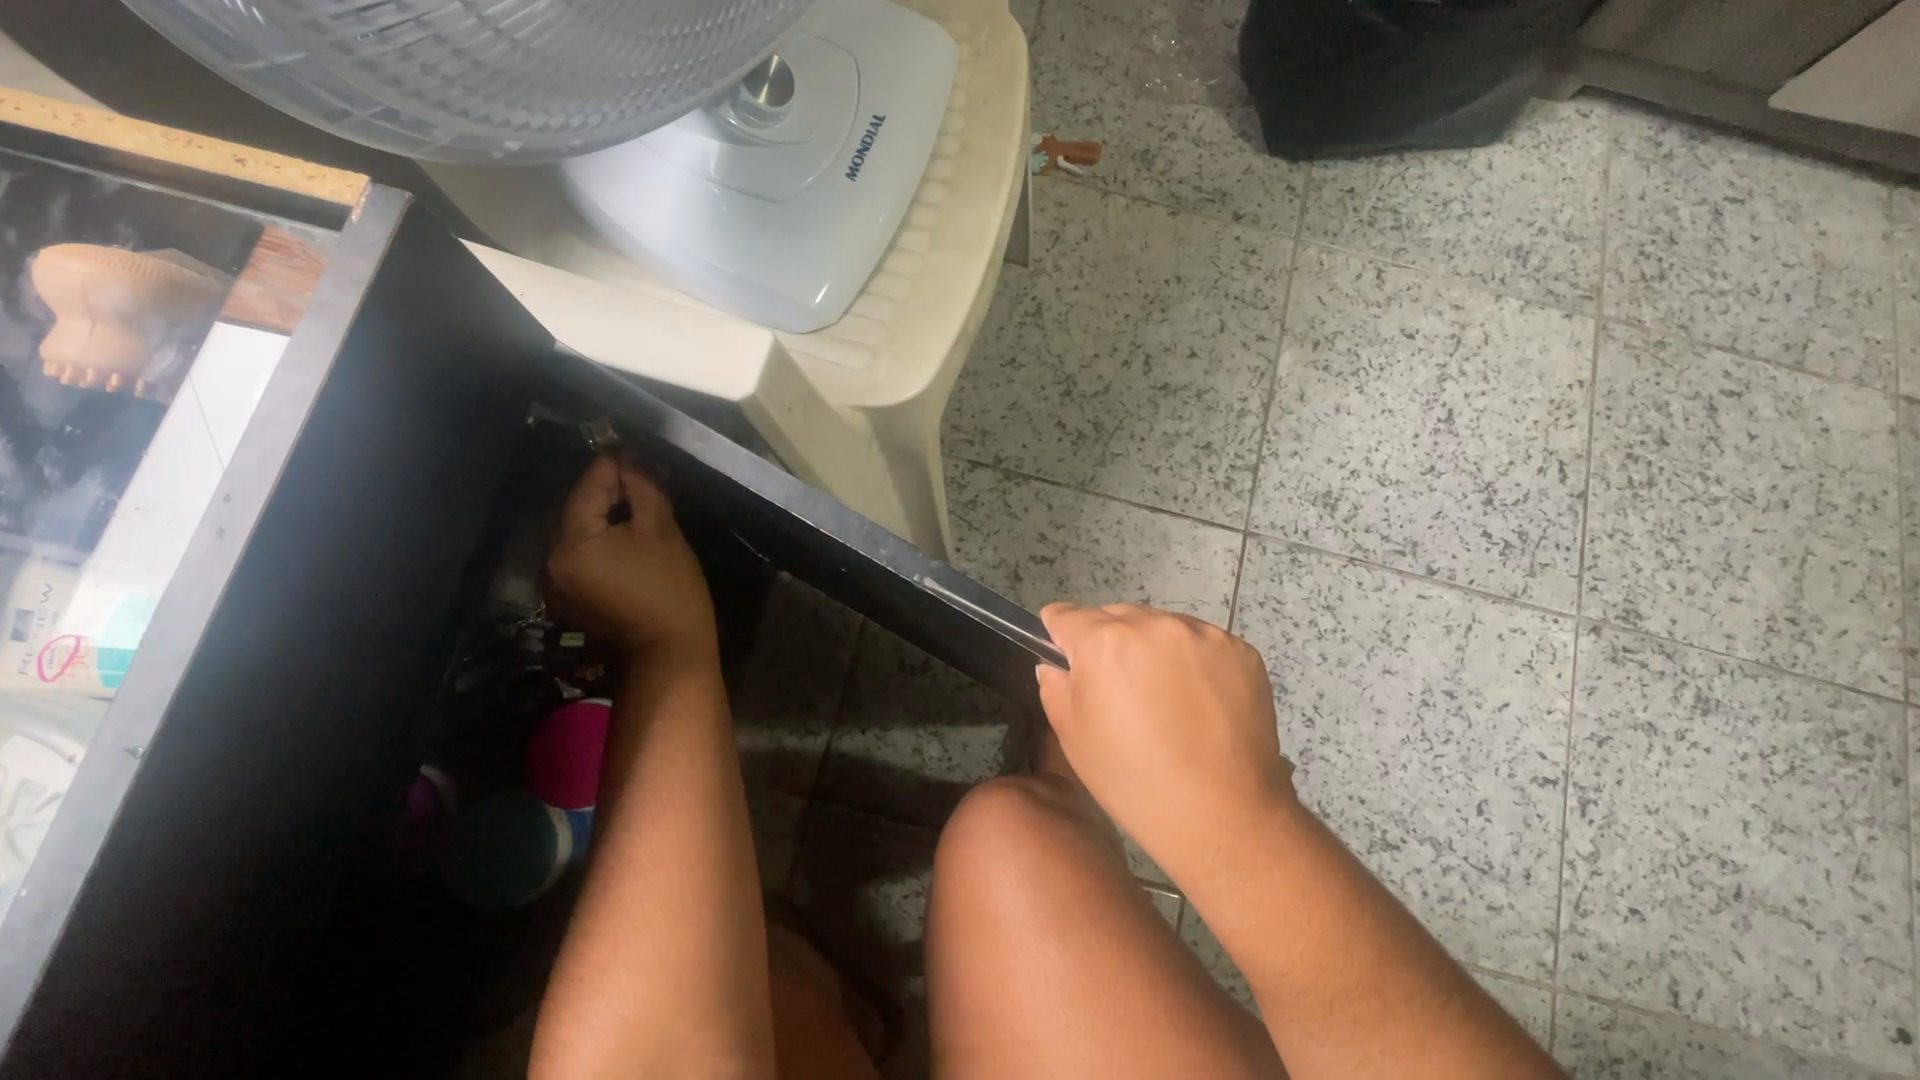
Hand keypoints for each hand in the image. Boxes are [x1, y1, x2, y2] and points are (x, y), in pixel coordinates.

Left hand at [545, 456, 715, 665]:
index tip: (635, 451)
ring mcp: (554, 584)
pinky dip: (599, 543)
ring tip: (636, 509)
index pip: (587, 488)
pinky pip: (580, 556)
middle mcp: (550, 561)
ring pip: (578, 533)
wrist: (669, 651)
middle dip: (608, 493)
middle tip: (642, 480)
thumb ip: (642, 487)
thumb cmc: (670, 589)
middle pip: (578, 510)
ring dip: (603, 518)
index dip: (612, 467)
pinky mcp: (565, 598)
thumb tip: (632, 457)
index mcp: (571, 543)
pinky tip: (626, 542)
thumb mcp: (661, 530)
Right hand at [1035, 603, 1291, 879]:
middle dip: (1108, 642)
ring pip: (1161, 626)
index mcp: (1105, 642)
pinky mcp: (1241, 651)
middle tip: (1119, 691)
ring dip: (1153, 649)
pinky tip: (1199, 703)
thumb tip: (1058, 665)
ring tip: (1164, 699)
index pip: (1066, 615)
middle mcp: (1154, 625)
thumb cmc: (1135, 781)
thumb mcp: (1074, 738)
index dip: (1059, 635)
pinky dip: (1193, 662)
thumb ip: (1055, 687)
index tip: (1065, 655)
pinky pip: (1202, 643)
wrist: (1224, 814)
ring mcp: (1203, 635)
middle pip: (1116, 616)